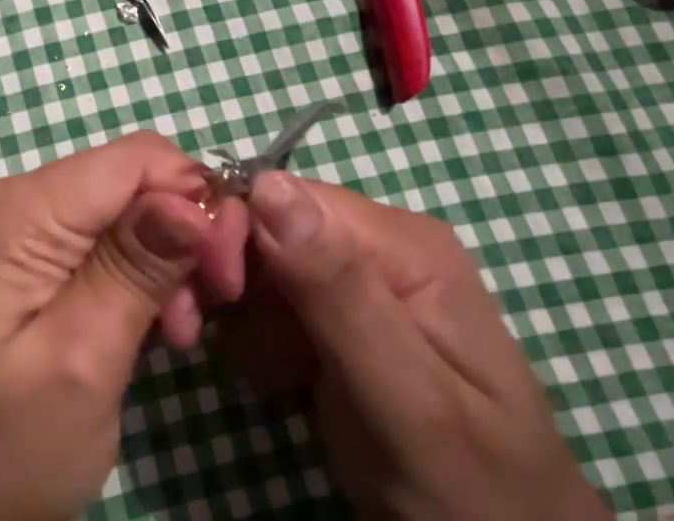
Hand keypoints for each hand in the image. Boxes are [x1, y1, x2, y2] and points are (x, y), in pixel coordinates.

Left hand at [0, 131, 246, 519]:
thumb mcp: (80, 363)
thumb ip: (134, 271)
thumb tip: (193, 199)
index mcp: (18, 211)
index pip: (135, 157)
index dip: (195, 200)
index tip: (226, 277)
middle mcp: (10, 199)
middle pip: (128, 178)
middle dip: (183, 234)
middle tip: (210, 311)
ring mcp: (9, 227)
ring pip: (118, 209)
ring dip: (163, 262)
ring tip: (176, 335)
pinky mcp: (17, 259)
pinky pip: (94, 240)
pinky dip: (132, 275)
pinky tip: (148, 327)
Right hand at [214, 172, 612, 520]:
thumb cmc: (467, 489)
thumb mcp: (404, 399)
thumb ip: (338, 292)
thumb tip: (266, 184)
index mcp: (404, 245)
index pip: (279, 196)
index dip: (231, 238)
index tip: (206, 301)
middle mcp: (381, 246)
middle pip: (263, 227)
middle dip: (229, 282)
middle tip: (218, 346)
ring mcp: (363, 283)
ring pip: (258, 266)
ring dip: (239, 318)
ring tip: (265, 378)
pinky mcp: (343, 319)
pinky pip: (272, 302)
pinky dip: (256, 338)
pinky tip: (275, 379)